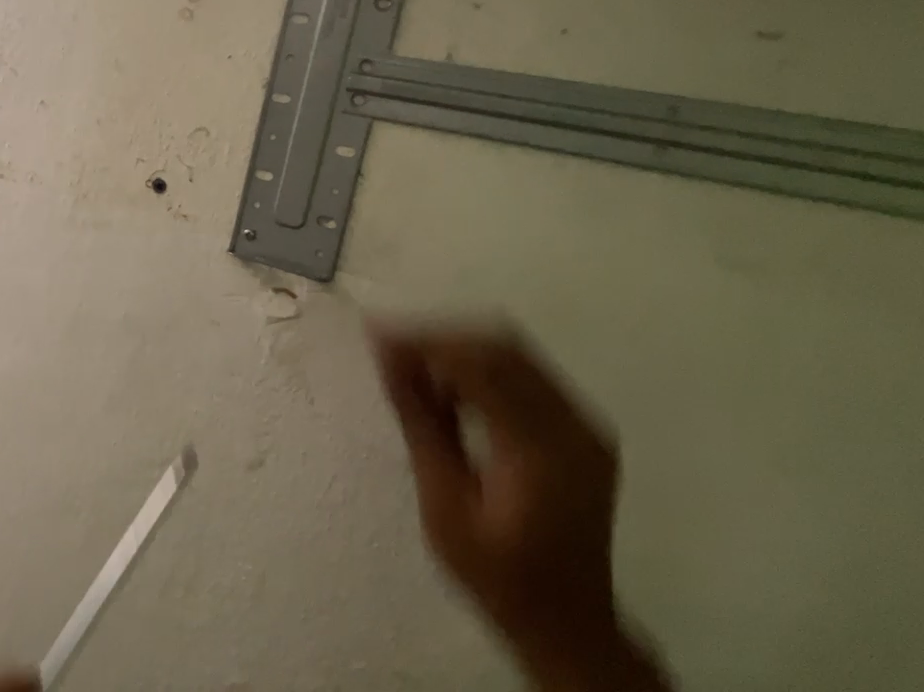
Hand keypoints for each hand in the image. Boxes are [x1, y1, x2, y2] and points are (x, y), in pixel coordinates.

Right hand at [370, 317, 669, 691]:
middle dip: (439, 338)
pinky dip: (480, 371)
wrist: (565, 621)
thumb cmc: (494, 573)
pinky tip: (446, 392)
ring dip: (458, 352)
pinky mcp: (579, 432)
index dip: (424, 341)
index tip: (373, 335)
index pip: (480, 363)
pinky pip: (526, 376)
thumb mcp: (443, 503)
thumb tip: (387, 358)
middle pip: (502, 347)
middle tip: (387, 351)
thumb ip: (421, 424)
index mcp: (541, 448)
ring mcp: (584, 427)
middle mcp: (574, 426)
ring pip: (514, 354)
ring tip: (410, 371)